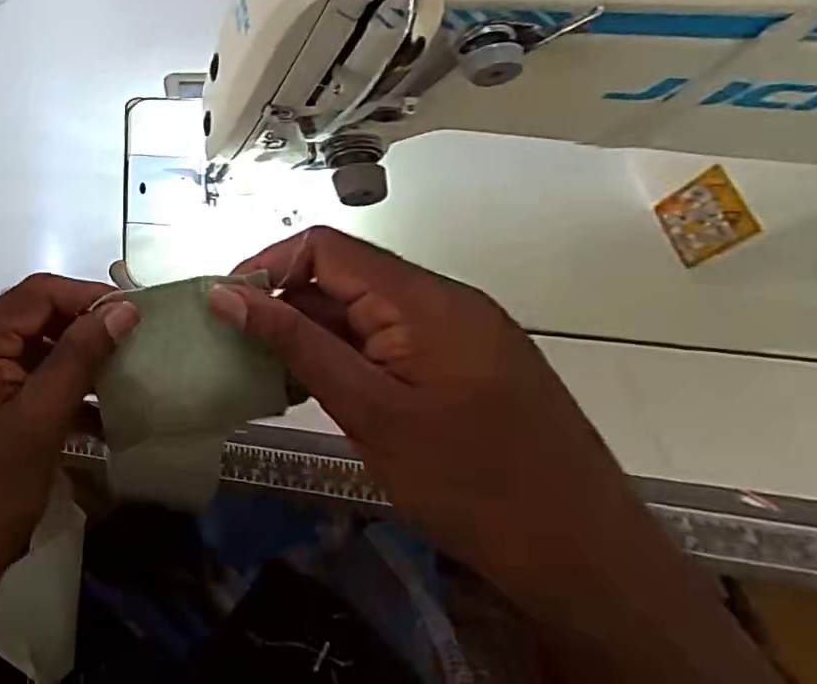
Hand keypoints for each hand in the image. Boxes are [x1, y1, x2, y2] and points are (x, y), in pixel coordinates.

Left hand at [0, 274, 137, 683]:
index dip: (87, 296)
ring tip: (127, 377)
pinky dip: (55, 388)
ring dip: (74, 361)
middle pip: (31, 316)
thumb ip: (79, 357)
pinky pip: (20, 378)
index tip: (139, 312)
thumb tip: (121, 309)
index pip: (35, 293)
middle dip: (84, 328)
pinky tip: (99, 414)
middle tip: (138, 345)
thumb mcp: (42, 418)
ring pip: (29, 348)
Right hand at [206, 226, 777, 682]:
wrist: (593, 568)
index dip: (268, 266)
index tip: (231, 310)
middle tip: (247, 352)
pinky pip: (388, 337)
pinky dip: (346, 354)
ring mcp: (460, 333)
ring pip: (360, 309)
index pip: (325, 248)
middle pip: (341, 275)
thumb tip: (223, 293)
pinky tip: (325, 391)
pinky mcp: (465, 363)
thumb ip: (292, 342)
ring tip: (279, 378)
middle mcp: (446, 302)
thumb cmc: (473, 485)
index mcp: (426, 302)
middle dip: (285, 306)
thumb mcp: (366, 409)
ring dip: (312, 335)